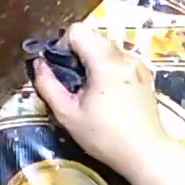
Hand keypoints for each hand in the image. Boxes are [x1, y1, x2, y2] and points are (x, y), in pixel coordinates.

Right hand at [34, 22, 172, 172]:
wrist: (145, 154)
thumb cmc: (104, 136)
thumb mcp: (67, 114)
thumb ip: (47, 85)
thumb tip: (38, 64)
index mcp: (106, 62)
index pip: (77, 31)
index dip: (63, 46)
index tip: (60, 69)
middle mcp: (125, 56)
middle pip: (92, 38)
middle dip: (77, 55)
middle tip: (73, 85)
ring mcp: (138, 64)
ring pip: (106, 49)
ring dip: (92, 63)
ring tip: (91, 93)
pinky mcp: (145, 75)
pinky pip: (119, 61)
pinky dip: (108, 70)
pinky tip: (107, 96)